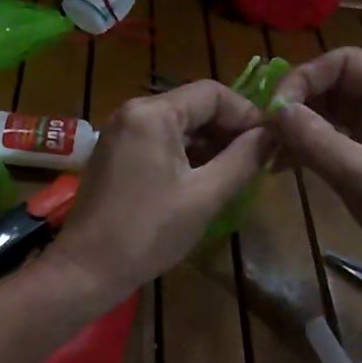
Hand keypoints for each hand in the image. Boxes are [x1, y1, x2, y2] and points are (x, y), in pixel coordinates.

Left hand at [46, 81, 269, 297]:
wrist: (87, 268)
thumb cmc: (148, 231)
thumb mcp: (205, 195)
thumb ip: (244, 158)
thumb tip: (273, 134)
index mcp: (151, 114)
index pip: (212, 93)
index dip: (247, 114)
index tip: (270, 143)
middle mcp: (130, 114)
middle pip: (192, 108)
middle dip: (227, 132)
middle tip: (257, 162)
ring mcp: (117, 136)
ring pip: (175, 129)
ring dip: (207, 147)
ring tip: (235, 175)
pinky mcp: (112, 158)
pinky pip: (156, 145)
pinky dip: (182, 158)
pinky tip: (203, 182)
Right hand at [271, 48, 361, 285]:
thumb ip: (316, 140)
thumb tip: (273, 110)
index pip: (346, 62)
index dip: (304, 79)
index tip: (271, 111)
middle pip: (336, 84)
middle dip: (297, 103)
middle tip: (261, 132)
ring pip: (332, 112)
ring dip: (298, 127)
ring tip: (265, 149)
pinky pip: (334, 138)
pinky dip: (308, 147)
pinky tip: (279, 164)